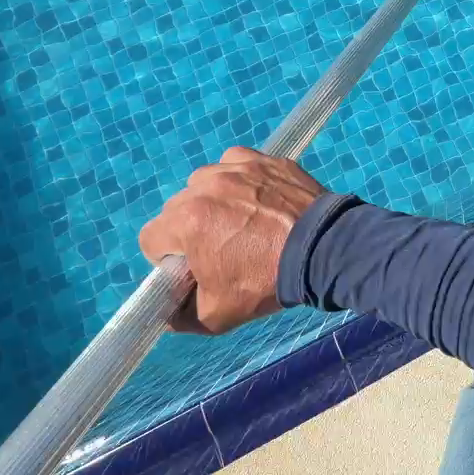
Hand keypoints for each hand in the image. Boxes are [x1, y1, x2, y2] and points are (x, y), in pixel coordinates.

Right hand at [138, 147, 328, 333]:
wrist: (321, 248)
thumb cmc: (265, 280)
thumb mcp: (214, 315)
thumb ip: (179, 314)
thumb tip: (167, 309)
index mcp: (187, 221)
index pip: (152, 237)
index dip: (166, 257)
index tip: (190, 265)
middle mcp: (207, 186)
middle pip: (178, 207)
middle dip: (189, 228)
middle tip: (218, 245)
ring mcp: (238, 167)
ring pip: (206, 181)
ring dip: (212, 198)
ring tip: (238, 219)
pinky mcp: (266, 159)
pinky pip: (236, 162)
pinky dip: (239, 175)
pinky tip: (254, 195)